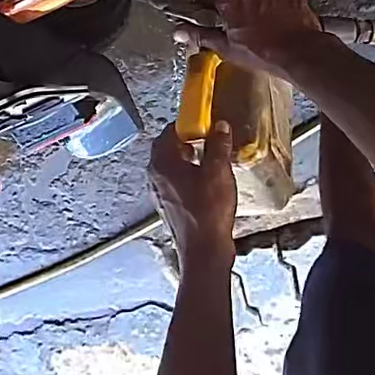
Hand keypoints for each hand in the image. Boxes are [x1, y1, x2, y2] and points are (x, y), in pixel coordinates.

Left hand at [149, 121, 236, 276]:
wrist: (203, 251)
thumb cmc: (208, 211)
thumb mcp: (218, 172)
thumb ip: (218, 145)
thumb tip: (220, 127)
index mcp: (163, 163)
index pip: (168, 132)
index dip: (186, 124)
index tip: (203, 122)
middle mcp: (155, 176)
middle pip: (167, 148)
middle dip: (186, 140)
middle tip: (207, 138)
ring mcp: (159, 192)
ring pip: (171, 166)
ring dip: (188, 158)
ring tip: (210, 158)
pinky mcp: (168, 206)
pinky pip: (175, 182)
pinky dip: (188, 176)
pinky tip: (206, 182)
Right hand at [173, 0, 334, 81]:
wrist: (300, 53)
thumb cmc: (263, 52)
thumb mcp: (226, 47)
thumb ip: (200, 35)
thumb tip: (179, 31)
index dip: (203, 6)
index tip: (203, 14)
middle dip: (230, 7)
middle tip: (231, 26)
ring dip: (252, 7)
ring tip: (256, 29)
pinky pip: (276, 0)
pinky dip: (273, 10)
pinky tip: (274, 26)